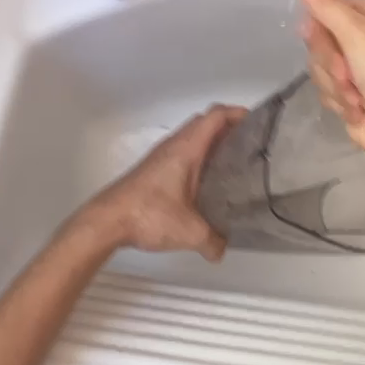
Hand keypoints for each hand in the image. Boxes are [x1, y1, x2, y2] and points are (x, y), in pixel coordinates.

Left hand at [77, 105, 244, 260]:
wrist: (106, 221)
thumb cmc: (148, 215)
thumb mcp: (189, 232)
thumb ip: (213, 241)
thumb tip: (222, 250)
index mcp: (186, 149)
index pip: (215, 116)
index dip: (238, 113)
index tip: (258, 123)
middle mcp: (174, 146)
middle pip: (205, 123)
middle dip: (229, 127)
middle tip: (251, 144)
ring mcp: (161, 157)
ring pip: (192, 138)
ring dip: (212, 143)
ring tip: (235, 162)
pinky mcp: (153, 170)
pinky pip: (182, 152)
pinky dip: (199, 157)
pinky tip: (207, 181)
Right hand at [292, 0, 364, 168]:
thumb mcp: (356, 33)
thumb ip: (324, 2)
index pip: (331, 3)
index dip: (319, 21)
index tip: (315, 31)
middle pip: (320, 37)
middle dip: (330, 60)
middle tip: (347, 71)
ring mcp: (358, 67)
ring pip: (320, 66)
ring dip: (335, 84)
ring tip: (358, 96)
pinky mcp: (350, 93)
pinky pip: (326, 88)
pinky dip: (339, 100)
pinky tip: (358, 109)